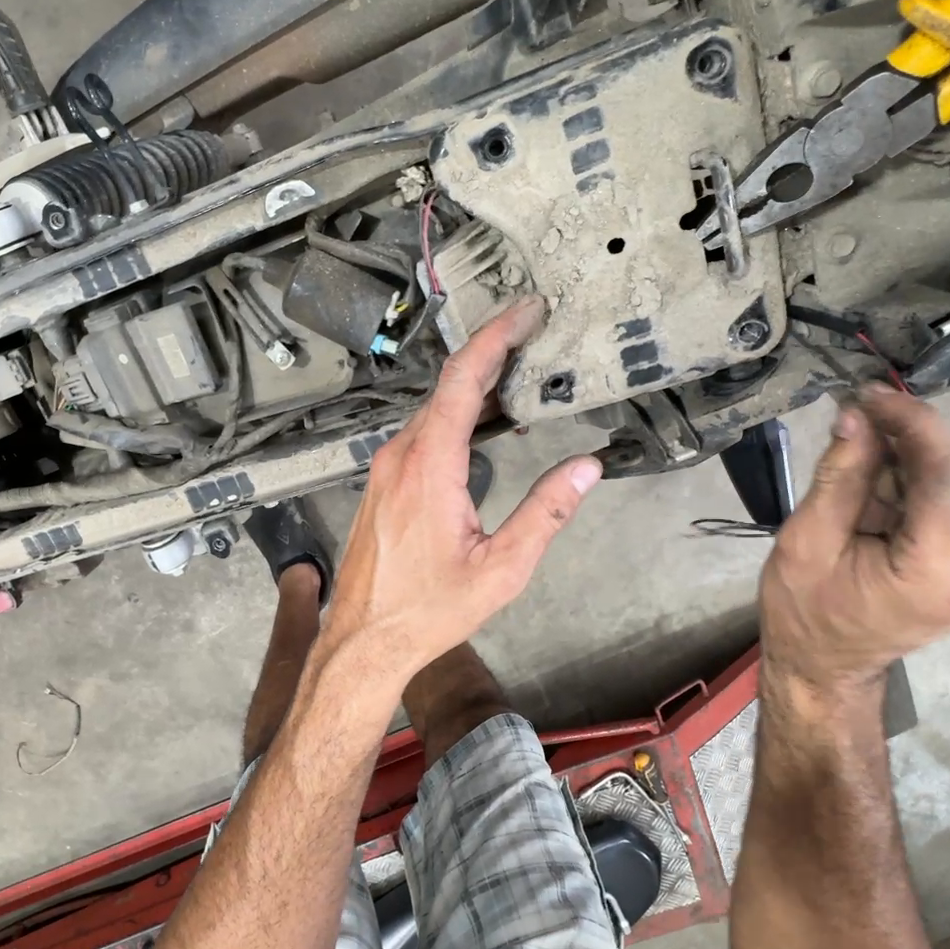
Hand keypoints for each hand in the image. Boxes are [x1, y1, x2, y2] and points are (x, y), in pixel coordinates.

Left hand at [318, 297, 604, 684]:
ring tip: (519, 378)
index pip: (462, 381)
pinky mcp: (381, 483)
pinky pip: (419, 435)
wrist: (364, 638)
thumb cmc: (427, 609)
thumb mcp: (501, 569)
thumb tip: (586, 467)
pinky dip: (453, 419)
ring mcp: (384, 469)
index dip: (495, 337)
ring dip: (473, 390)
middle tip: (534, 336)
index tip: (525, 311)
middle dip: (491, 356)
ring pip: (431, 412)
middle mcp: (399, 456)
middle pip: (447, 388)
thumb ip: (545, 514)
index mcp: (428, 466)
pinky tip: (481, 427)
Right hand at [760, 384, 949, 690]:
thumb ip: (840, 478)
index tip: (867, 393)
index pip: (949, 472)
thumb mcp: (806, 542)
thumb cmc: (805, 611)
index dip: (911, 422)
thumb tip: (856, 416)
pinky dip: (919, 486)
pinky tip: (880, 493)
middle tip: (850, 422)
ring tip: (855, 469)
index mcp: (946, 570)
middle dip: (904, 442)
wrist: (827, 666)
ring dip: (908, 465)